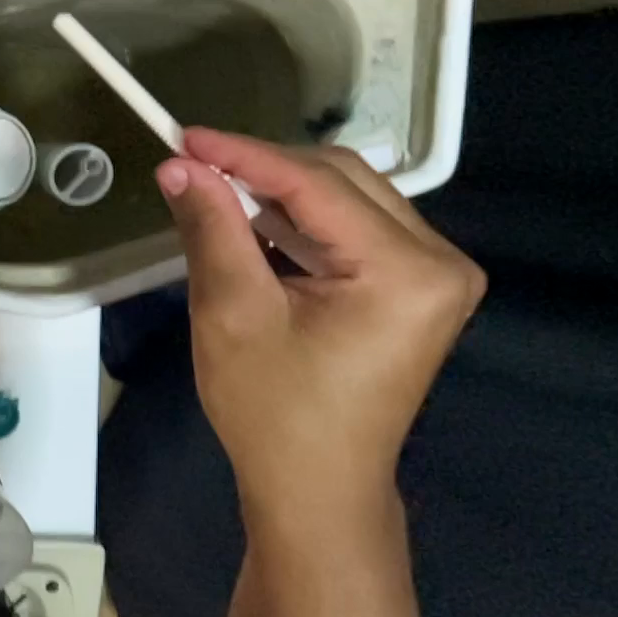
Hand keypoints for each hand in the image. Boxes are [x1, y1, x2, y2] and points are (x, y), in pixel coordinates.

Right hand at [157, 129, 485, 532]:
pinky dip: (291, 220)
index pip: (317, 184)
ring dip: (273, 191)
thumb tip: (179, 168)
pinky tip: (244, 223)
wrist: (313, 480)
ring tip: (206, 189)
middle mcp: (438, 260)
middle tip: (188, 163)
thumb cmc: (271, 406)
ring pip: (344, 200)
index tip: (182, 136)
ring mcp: (431, 275)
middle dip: (260, 167)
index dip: (244, 154)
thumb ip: (211, 230)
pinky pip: (347, 230)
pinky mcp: (408, 289)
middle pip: (341, 180)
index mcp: (407, 270)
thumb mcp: (231, 312)